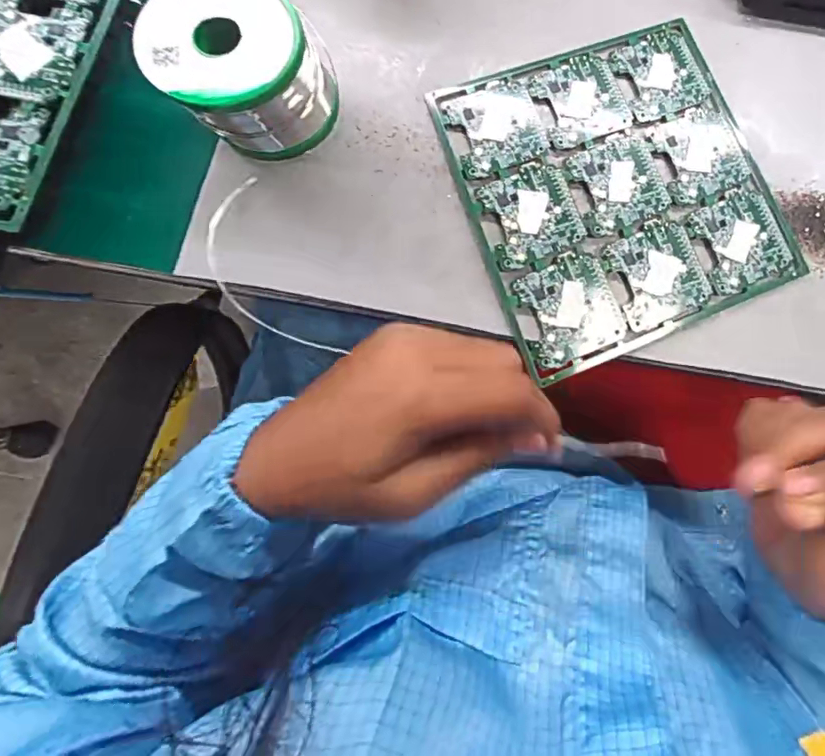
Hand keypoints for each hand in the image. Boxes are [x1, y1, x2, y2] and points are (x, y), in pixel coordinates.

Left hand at [234, 323, 560, 522]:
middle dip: (522, 400)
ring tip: (482, 425)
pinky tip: (453, 402)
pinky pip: (457, 343)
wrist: (276, 456)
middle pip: (506, 361)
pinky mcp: (396, 332)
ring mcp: (405, 333)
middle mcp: (418, 348)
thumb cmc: (341, 487)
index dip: (542, 418)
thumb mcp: (414, 493)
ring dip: (498, 384)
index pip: (511, 390)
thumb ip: (479, 455)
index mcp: (421, 392)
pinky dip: (471, 370)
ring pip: (485, 348)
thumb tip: (536, 437)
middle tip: (515, 441)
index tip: (548, 448)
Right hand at [733, 397, 824, 625]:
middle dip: (784, 450)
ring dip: (760, 446)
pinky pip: (761, 415)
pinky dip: (748, 439)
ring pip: (790, 415)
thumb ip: (823, 547)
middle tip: (750, 483)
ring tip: (750, 487)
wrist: (809, 565)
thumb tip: (787, 501)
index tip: (789, 493)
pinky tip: (754, 473)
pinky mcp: (787, 423)